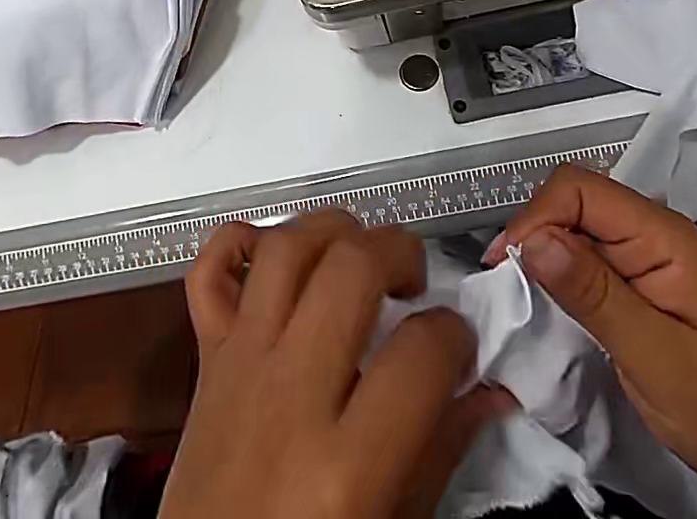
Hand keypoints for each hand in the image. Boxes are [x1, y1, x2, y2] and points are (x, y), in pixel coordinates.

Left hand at [161, 211, 508, 518]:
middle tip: (413, 280)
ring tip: (358, 256)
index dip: (457, 334)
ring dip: (332, 231)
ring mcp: (239, 368)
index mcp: (345, 465)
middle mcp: (289, 396)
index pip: (421, 352)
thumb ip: (442, 449)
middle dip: (399, 251)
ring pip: (286, 249)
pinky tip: (274, 255)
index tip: (458, 344)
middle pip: (351, 267)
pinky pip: (208, 273)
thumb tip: (491, 386)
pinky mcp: (205, 361)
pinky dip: (238, 242)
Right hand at [486, 166, 696, 518]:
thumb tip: (535, 239)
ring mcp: (646, 253)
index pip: (580, 189)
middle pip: (574, 199)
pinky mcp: (638, 278)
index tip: (507, 268)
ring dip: (542, 250)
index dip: (536, 216)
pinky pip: (586, 254)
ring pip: (576, 224)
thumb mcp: (657, 359)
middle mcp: (652, 231)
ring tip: (520, 293)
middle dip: (534, 231)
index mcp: (662, 236)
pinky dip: (558, 270)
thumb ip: (595, 295)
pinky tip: (546, 299)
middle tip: (509, 286)